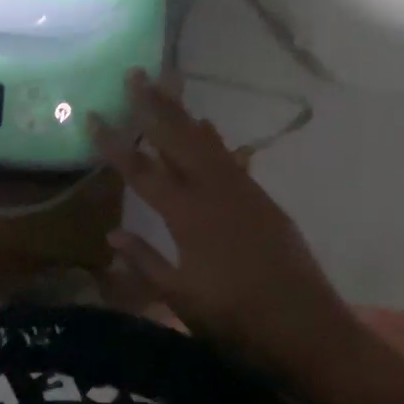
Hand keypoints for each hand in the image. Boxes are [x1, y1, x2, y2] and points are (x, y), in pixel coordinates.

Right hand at [92, 71, 365, 376]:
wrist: (310, 331)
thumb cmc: (238, 320)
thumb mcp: (181, 299)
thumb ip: (145, 262)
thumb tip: (112, 234)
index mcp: (186, 215)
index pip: (141, 170)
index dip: (114, 143)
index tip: (93, 115)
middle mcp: (213, 192)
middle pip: (177, 138)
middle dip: (153, 105)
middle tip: (135, 72)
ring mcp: (241, 192)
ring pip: (204, 140)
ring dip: (182, 111)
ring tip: (166, 82)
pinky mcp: (262, 199)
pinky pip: (228, 156)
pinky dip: (211, 136)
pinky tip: (205, 125)